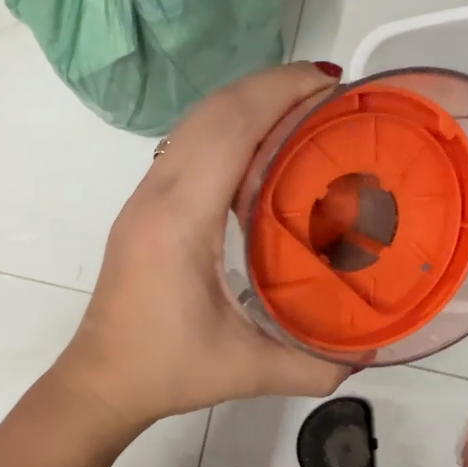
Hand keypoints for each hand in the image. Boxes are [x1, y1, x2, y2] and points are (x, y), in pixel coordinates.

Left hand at [52, 63, 352, 428]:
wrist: (101, 382)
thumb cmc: (167, 371)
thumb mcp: (246, 372)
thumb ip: (312, 368)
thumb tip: (367, 356)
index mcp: (181, 219)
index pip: (231, 125)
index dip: (282, 91)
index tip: (334, 84)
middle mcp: (157, 194)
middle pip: (214, 110)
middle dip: (272, 87)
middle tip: (330, 95)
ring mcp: (144, 198)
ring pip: (195, 123)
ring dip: (248, 106)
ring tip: (302, 117)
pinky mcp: (142, 210)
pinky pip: (186, 148)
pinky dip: (227, 132)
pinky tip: (261, 158)